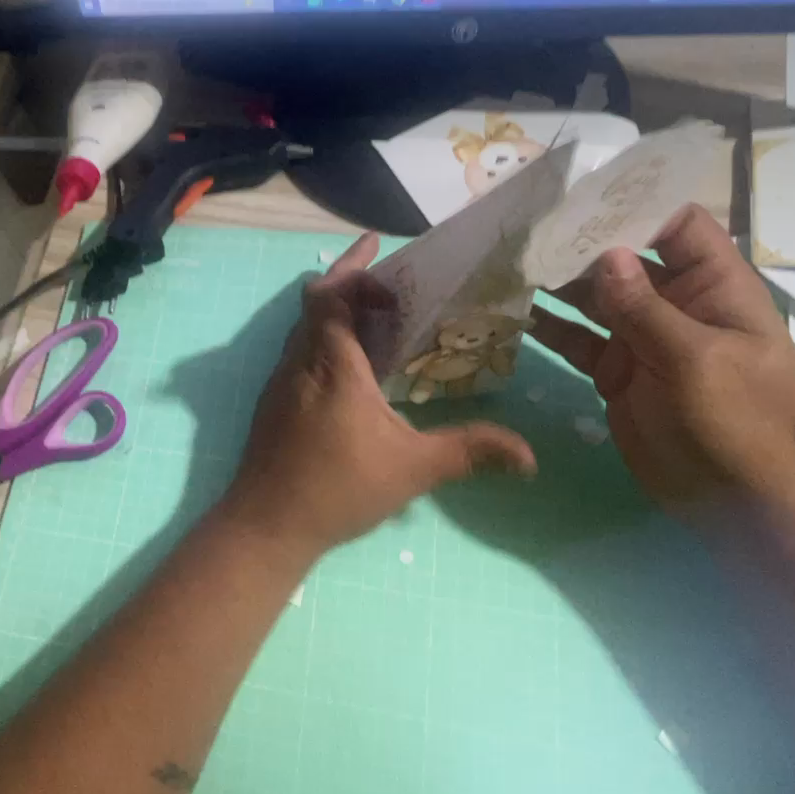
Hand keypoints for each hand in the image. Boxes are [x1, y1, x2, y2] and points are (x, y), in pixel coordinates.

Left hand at [224, 234, 535, 562]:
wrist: (264, 524)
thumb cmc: (336, 489)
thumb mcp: (412, 468)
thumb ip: (469, 452)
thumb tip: (530, 458)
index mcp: (330, 363)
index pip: (330, 295)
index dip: (354, 271)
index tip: (388, 268)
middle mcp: (298, 362)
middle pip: (314, 303)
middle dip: (347, 281)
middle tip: (388, 279)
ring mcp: (280, 383)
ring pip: (303, 329)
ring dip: (335, 313)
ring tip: (377, 317)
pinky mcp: (273, 404)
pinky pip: (299, 354)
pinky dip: (324, 342)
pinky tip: (352, 369)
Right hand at [528, 205, 794, 518]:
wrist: (726, 499)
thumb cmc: (730, 423)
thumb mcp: (693, 359)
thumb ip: (645, 307)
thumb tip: (606, 255)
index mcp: (717, 291)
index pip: (681, 228)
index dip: (639, 207)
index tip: (585, 197)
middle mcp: (678, 305)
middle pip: (627, 259)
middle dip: (583, 244)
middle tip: (529, 231)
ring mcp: (643, 338)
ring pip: (595, 297)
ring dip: (558, 283)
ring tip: (512, 265)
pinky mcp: (615, 369)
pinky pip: (577, 337)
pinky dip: (549, 326)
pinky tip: (514, 312)